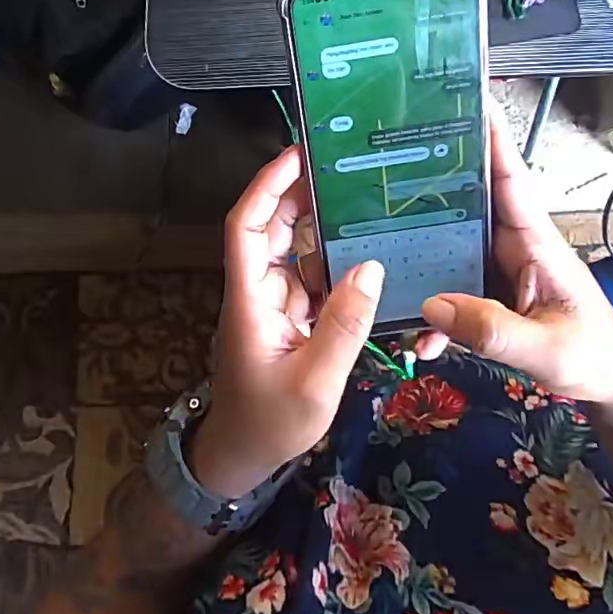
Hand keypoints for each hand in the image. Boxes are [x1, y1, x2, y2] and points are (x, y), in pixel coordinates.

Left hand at [191, 147, 381, 496]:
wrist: (242, 457)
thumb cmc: (268, 423)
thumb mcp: (313, 382)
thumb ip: (343, 327)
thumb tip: (371, 267)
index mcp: (249, 297)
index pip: (247, 226)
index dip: (267, 187)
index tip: (296, 156)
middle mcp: (259, 288)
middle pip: (273, 226)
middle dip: (301, 192)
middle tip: (344, 166)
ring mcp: (275, 300)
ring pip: (296, 248)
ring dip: (323, 223)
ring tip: (364, 197)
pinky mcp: (291, 314)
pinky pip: (313, 276)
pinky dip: (335, 259)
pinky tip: (367, 248)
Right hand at [417, 115, 612, 404]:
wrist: (610, 387)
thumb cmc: (595, 358)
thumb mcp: (547, 348)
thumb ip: (492, 330)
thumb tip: (432, 305)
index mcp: (536, 242)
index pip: (511, 180)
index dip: (491, 141)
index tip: (469, 101)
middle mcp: (513, 246)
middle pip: (469, 202)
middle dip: (435, 179)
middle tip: (394, 157)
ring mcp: (499, 269)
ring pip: (453, 245)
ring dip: (422, 250)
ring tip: (383, 246)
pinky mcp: (489, 295)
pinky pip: (452, 288)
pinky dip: (434, 308)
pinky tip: (418, 335)